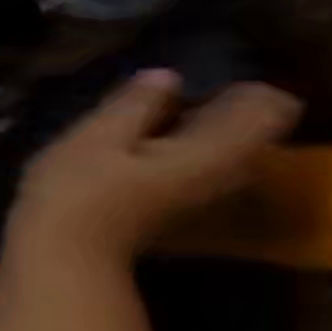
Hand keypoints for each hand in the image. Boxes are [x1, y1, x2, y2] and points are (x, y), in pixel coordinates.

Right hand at [10, 70, 301, 260]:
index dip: (229, 88)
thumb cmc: (76, 191)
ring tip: (130, 131)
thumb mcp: (94, 136)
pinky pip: (195, 168)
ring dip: (184, 133)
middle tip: (144, 109)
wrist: (62, 253)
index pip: (269, 104)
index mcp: (219, 150)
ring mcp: (205, 196)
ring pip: (217, 149)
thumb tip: (165, 77)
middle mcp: (229, 172)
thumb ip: (135, 104)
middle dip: (205, 109)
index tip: (176, 93)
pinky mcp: (178, 209)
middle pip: (245, 127)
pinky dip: (171, 155)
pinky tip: (125, 159)